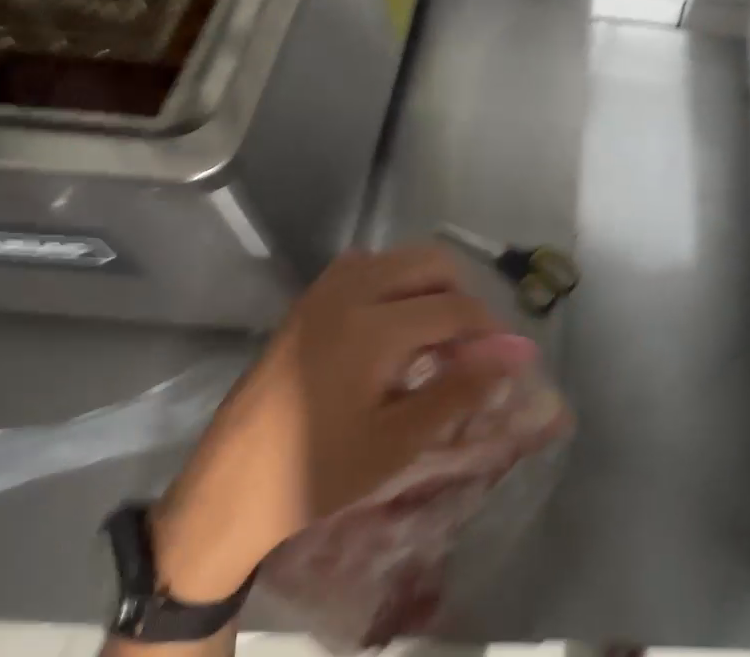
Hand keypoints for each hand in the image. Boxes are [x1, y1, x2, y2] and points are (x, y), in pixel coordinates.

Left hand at [149, 247, 525, 602]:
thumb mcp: (399, 439)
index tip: (509, 359)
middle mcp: (348, 293)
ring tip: (434, 340)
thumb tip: (518, 352)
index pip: (455, 308)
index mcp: (373, 327)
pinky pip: (364, 269)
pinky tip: (392, 331)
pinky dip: (393, 285)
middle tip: (470, 348)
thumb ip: (462, 387)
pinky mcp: (306, 304)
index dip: (491, 330)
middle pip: (430, 262)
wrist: (231, 490)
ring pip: (397, 260)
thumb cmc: (320, 472)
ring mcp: (322, 294)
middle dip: (462, 296)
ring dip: (428, 287)